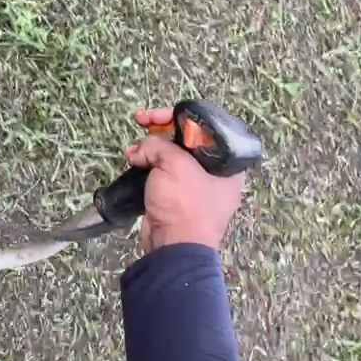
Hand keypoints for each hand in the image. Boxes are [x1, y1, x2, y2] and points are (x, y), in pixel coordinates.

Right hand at [126, 108, 246, 252]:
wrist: (174, 245)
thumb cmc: (185, 203)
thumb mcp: (175, 164)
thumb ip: (159, 145)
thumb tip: (142, 149)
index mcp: (228, 165)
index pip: (205, 128)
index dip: (179, 117)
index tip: (154, 116)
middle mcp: (215, 173)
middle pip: (186, 139)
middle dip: (160, 130)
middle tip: (140, 121)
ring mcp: (195, 185)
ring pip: (171, 154)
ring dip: (148, 148)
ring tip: (132, 152)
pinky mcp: (176, 195)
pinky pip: (161, 170)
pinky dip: (146, 163)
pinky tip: (132, 162)